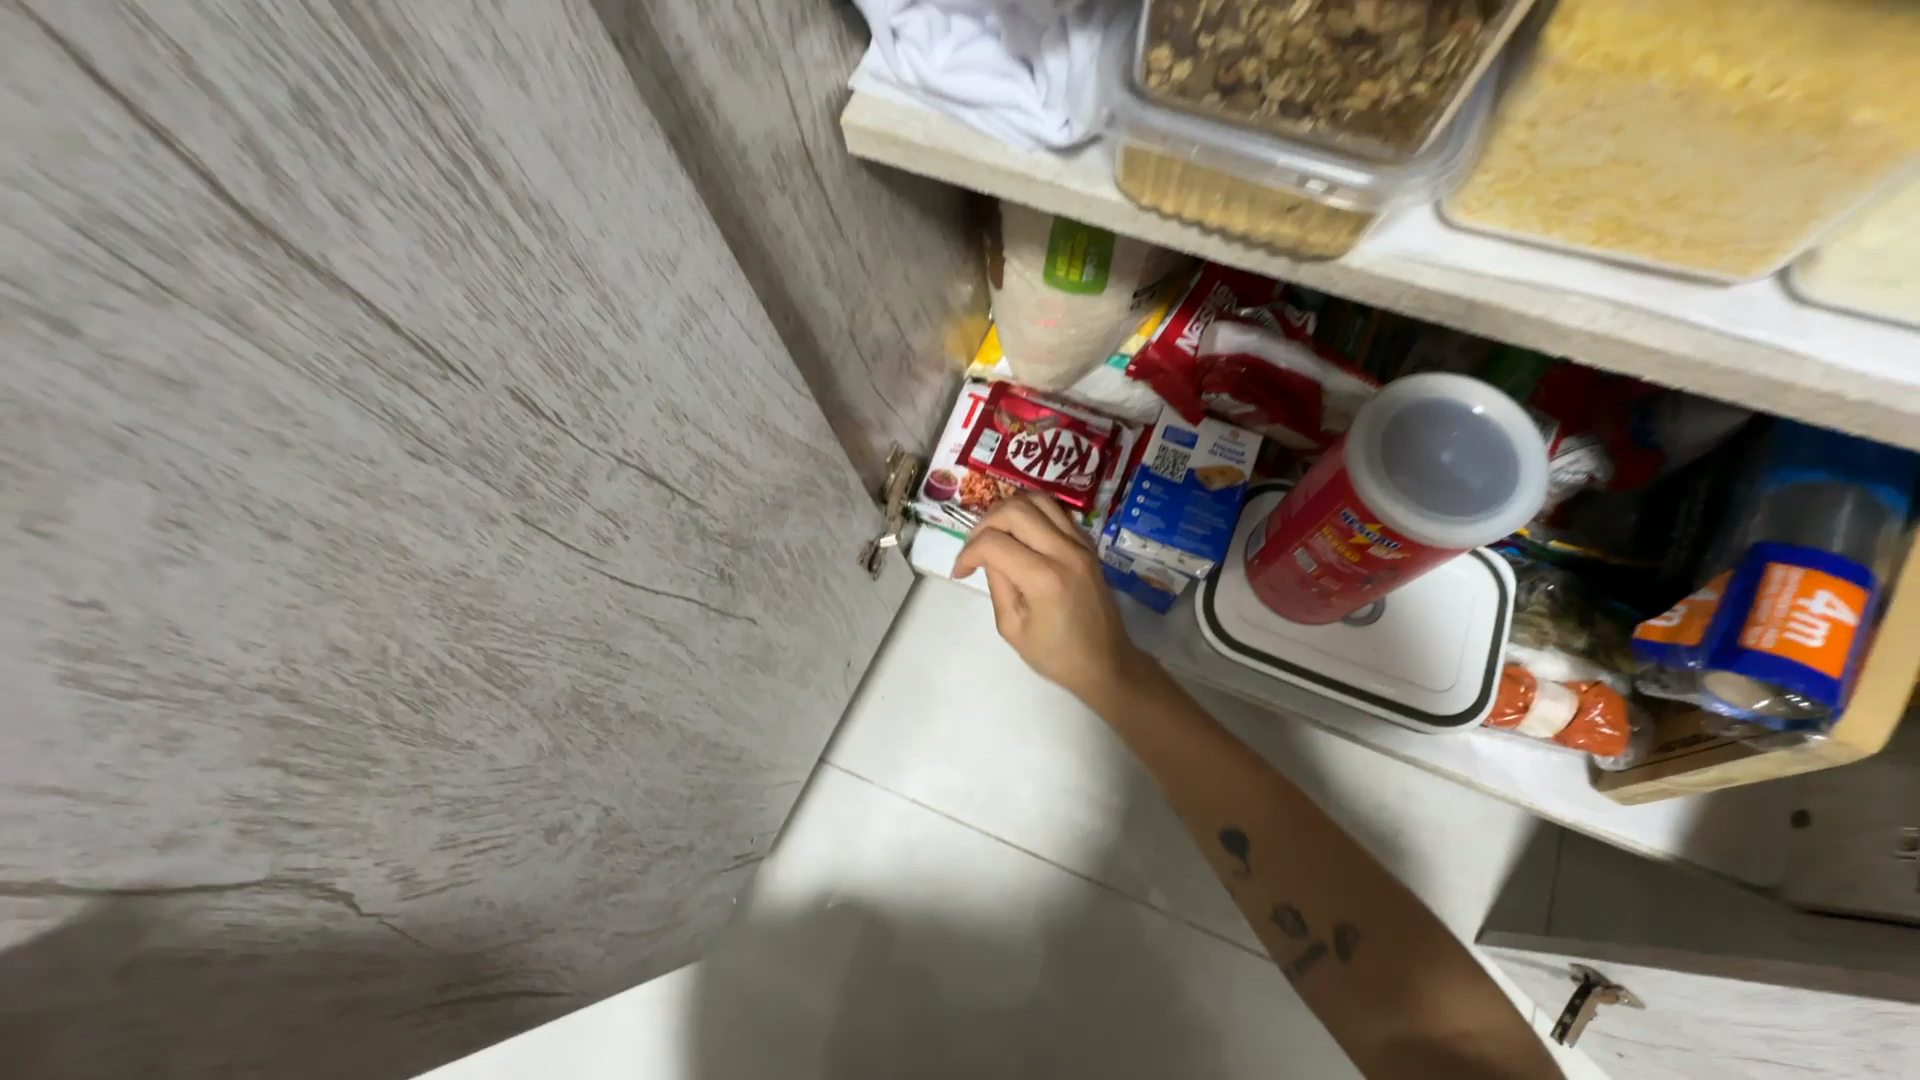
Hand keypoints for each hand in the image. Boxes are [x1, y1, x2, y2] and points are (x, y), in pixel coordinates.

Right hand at [952, 494, 1153, 708]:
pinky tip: (1021, 537)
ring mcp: (1080, 544)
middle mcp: (1065, 551)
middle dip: (984, 524)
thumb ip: (997, 585)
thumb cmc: (1057, 655)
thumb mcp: (1012, 628)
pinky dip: (1031, 515)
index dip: (967, 553)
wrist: (1106, 662)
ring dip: (1008, 511)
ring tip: (996, 535)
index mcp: (1044, 579)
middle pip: (1014, 509)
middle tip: (975, 549)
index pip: (993, 543)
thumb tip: (987, 556)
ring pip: (1037, 500)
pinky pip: (1055, 512)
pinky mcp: (1087, 544)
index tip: (961, 572)